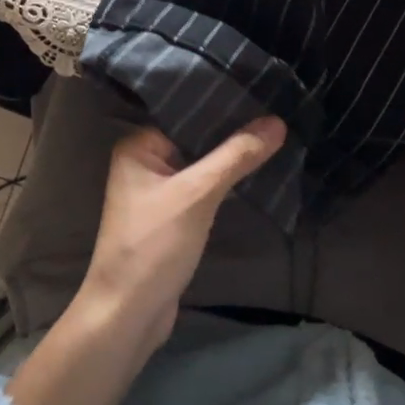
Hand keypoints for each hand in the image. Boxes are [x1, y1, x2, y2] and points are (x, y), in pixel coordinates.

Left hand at [6, 117, 287, 404]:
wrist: (128, 314)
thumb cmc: (154, 245)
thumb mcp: (198, 195)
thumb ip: (235, 156)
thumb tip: (276, 121)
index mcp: (137, 145)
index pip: (184, 113)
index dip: (221, 104)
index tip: (259, 89)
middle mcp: (142, 162)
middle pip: (193, 138)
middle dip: (230, 132)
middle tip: (275, 111)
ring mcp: (155, 192)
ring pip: (199, 165)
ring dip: (229, 158)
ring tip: (272, 136)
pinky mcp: (169, 218)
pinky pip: (200, 189)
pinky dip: (223, 183)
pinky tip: (252, 173)